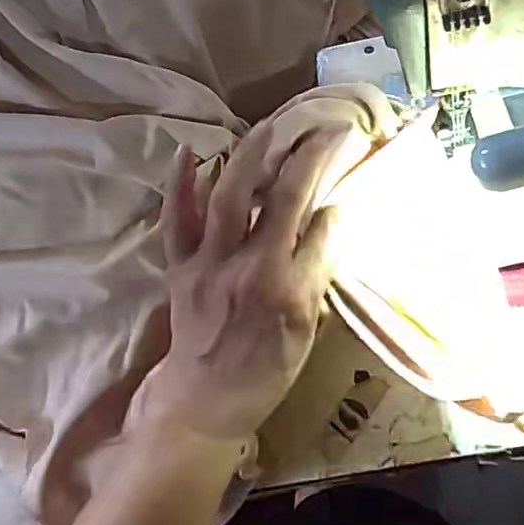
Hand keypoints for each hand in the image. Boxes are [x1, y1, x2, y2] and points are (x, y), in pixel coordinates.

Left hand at [127, 122, 347, 451]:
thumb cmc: (265, 370)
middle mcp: (249, 271)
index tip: (347, 158)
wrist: (203, 399)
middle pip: (281, 201)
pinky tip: (188, 152)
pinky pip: (176, 221)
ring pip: (230, 198)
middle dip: (307, 158)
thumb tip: (331, 217)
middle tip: (325, 127)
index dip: (335, 192)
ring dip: (252, 156)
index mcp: (288, 293)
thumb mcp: (307, 332)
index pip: (319, 230)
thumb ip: (318, 273)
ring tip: (272, 124)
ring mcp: (208, 265)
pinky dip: (181, 186)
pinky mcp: (180, 266)